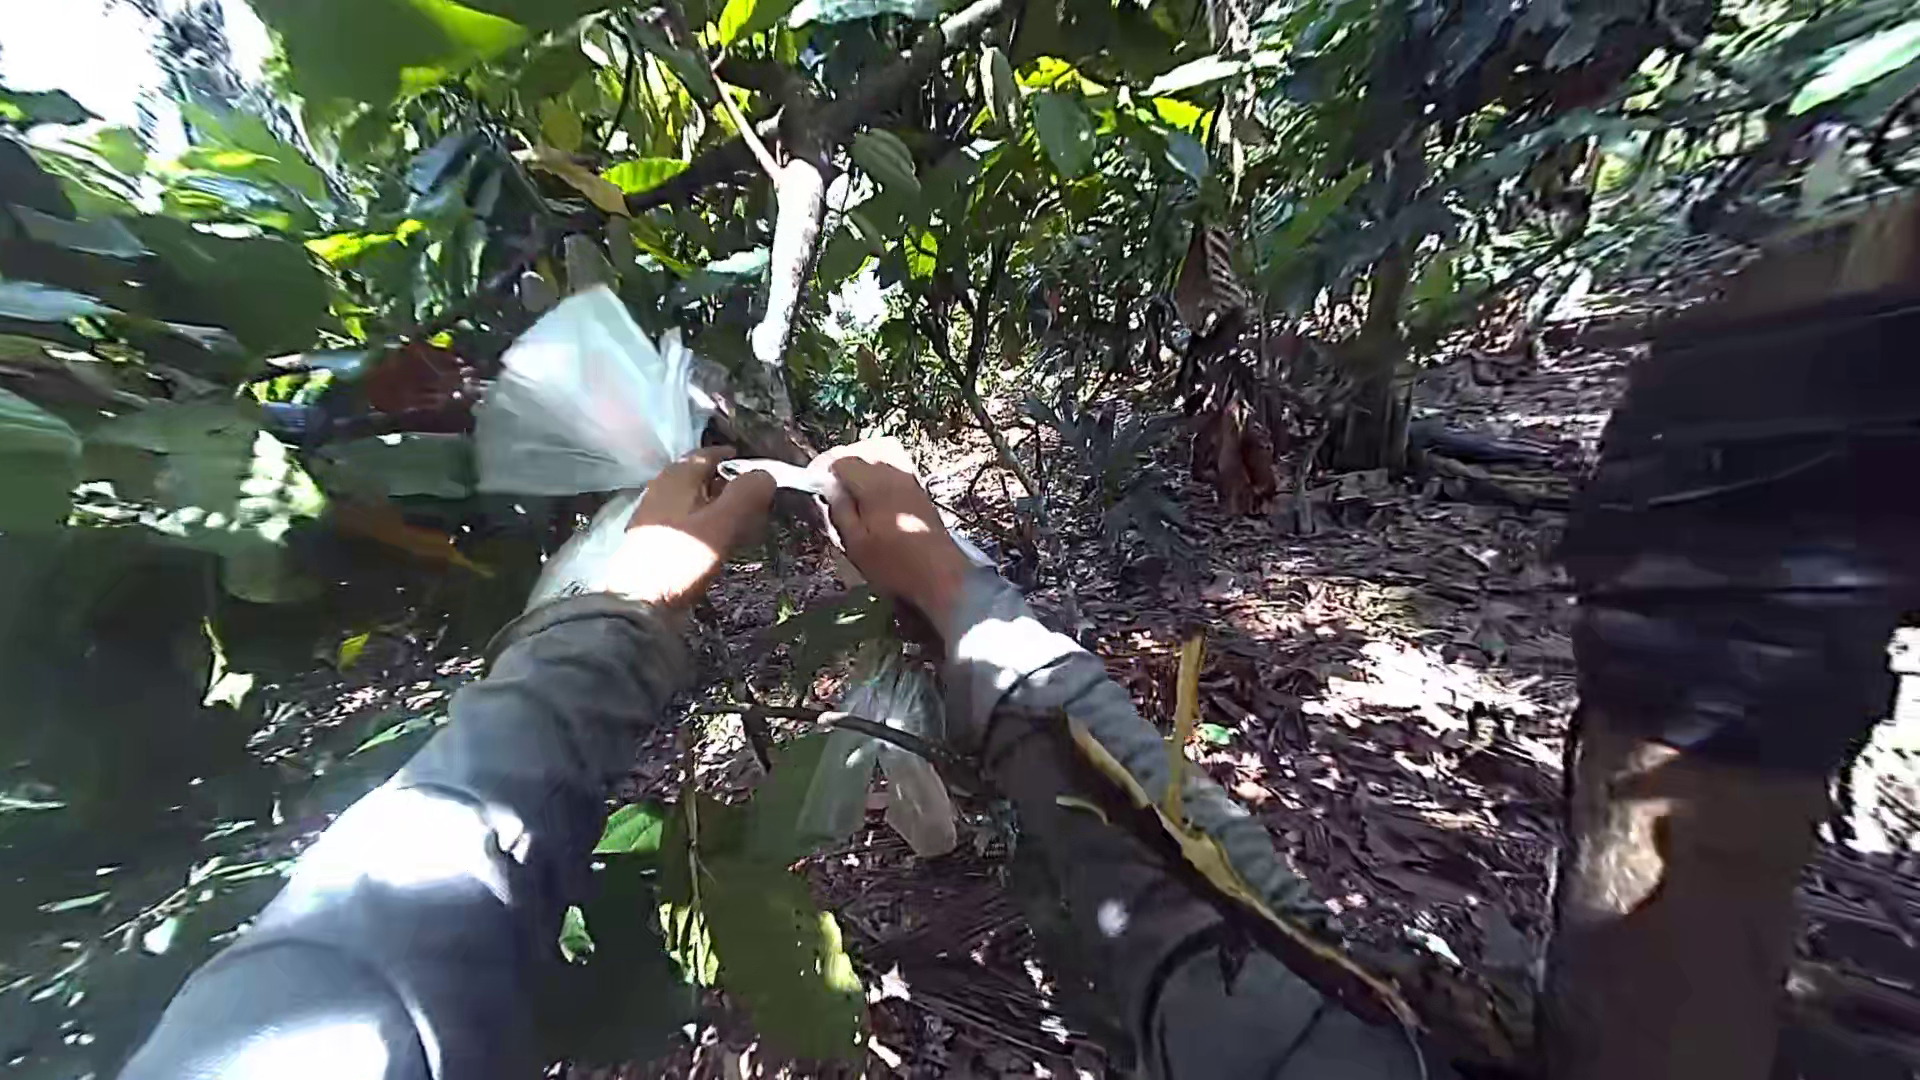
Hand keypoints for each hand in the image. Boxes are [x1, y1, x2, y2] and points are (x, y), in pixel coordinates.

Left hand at [601, 446, 774, 609]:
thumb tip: (766, 474)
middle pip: (702, 477)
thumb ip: (746, 494)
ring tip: (744, 521)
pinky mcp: (654, 538)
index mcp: (677, 477)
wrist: (639, 601)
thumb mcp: (722, 522)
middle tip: (757, 499)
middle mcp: (661, 488)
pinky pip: (687, 519)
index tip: (760, 472)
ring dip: (720, 504)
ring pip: (695, 499)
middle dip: (730, 483)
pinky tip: (719, 540)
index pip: (710, 454)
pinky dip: (707, 522)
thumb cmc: (682, 557)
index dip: (737, 459)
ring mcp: (655, 513)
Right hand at [815, 439, 971, 625]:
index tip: (814, 487)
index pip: (841, 459)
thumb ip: (840, 510)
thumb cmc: (894, 565)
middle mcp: (894, 472)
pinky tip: (873, 498)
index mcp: (874, 483)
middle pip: (862, 451)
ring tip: (851, 491)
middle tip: (830, 488)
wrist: (941, 575)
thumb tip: (829, 487)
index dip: (824, 470)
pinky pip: (894, 467)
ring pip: (880, 455)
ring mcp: (910, 479)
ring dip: (862, 466)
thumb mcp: (856, 544)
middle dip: (842, 464)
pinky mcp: (920, 490)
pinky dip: (879, 473)